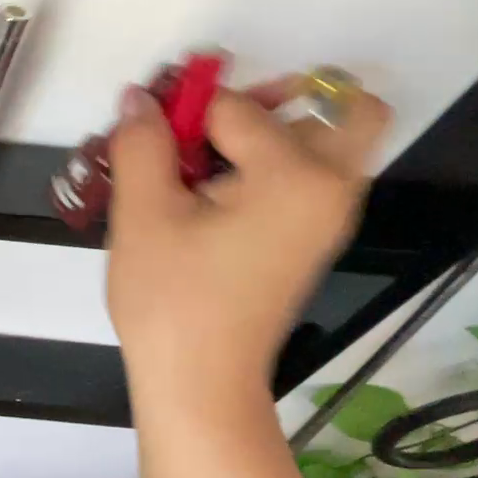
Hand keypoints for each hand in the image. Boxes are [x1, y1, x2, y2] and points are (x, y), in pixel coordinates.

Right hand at [106, 77, 390, 394]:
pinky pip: (309, 181)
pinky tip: (209, 200)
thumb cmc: (170, 299)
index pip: (239, 109)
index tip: (144, 135)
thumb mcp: (142, 218)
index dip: (184, 114)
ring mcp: (327, 218)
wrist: (197, 379)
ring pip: (327, 144)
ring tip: (202, 166)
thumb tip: (140, 98)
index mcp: (298, 176)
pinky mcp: (309, 242)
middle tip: (212, 128)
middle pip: (338, 109)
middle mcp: (333, 188)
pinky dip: (270, 170)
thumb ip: (142, 148)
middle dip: (274, 102)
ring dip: (272, 136)